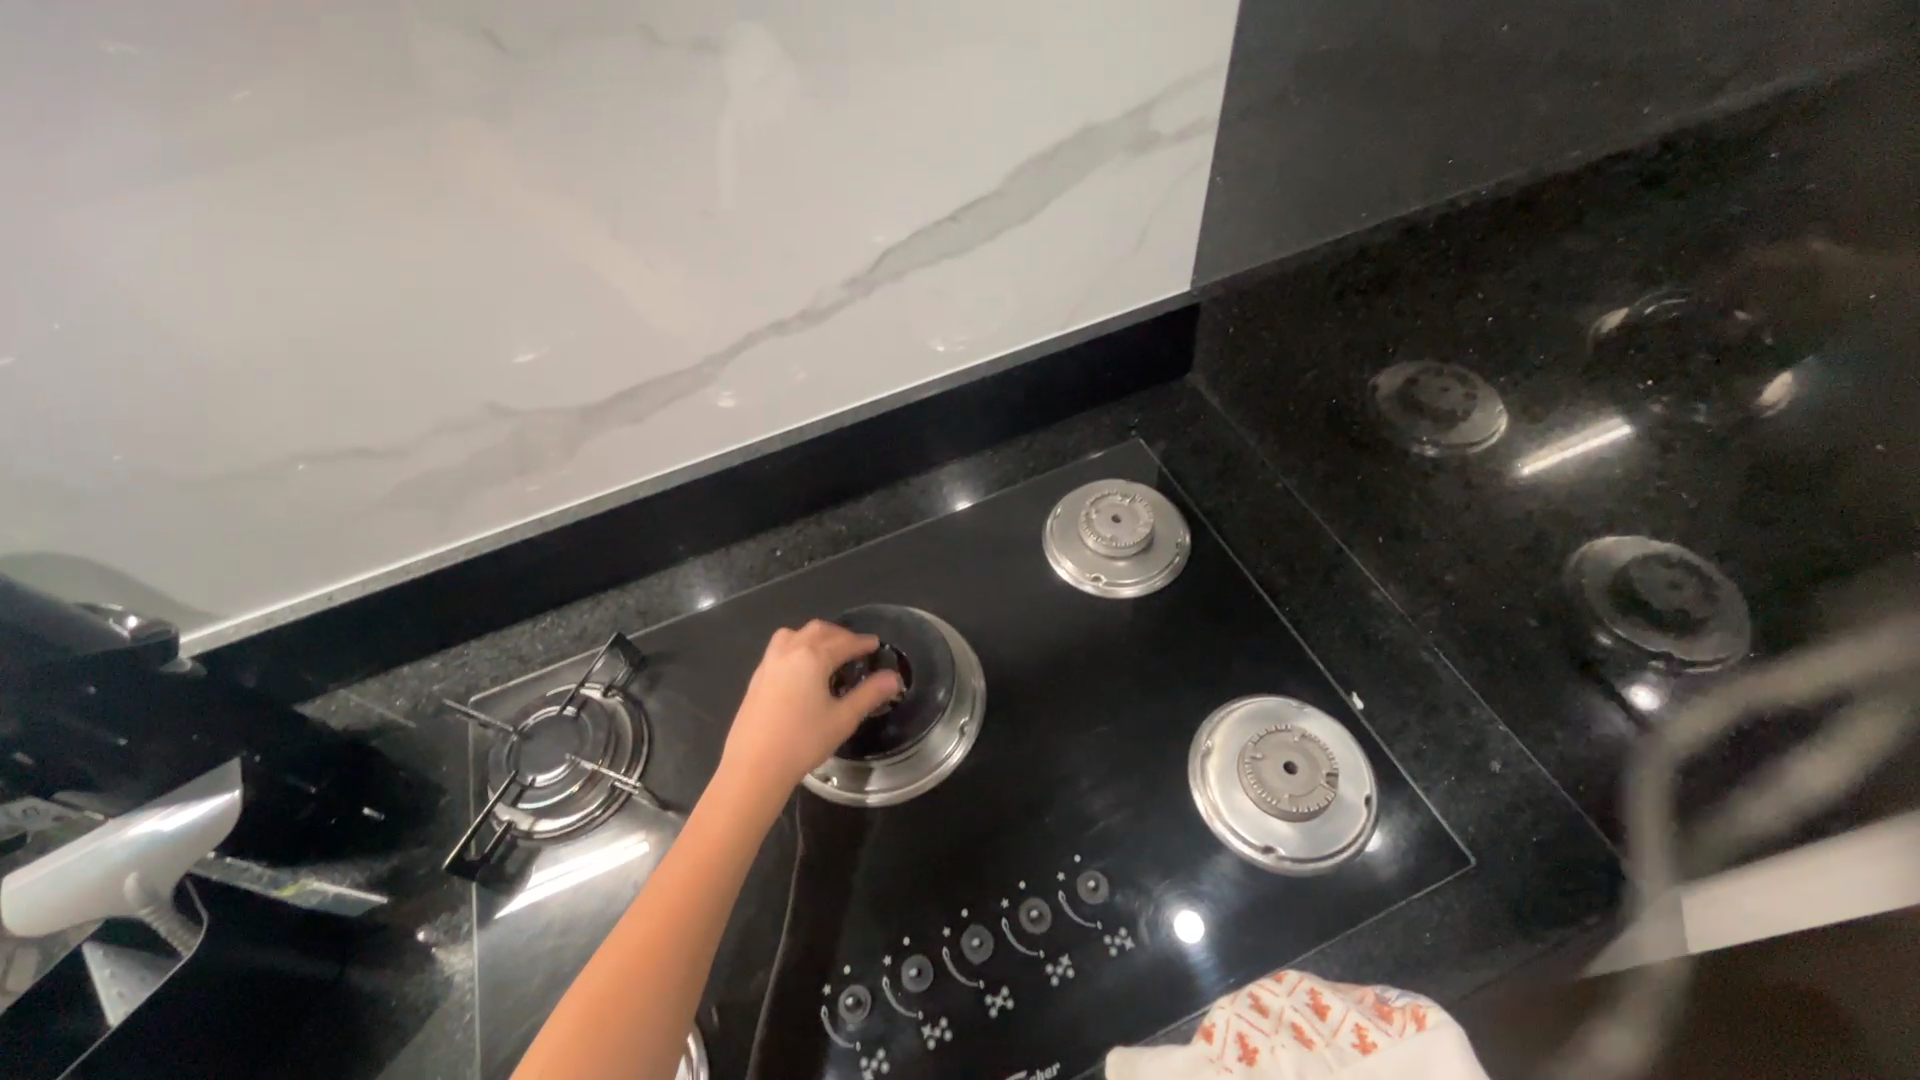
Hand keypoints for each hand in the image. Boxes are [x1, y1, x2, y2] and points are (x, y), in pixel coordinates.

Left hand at [718, 620, 901, 797]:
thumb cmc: (803, 741)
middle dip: (839, 634)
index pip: (843, 642)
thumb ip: (869, 694)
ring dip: (814, 636)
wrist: (754, 766)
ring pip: (793, 634)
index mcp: (812, 657)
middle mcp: (788, 652)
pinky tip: (800, 670)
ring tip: (826, 651)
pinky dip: (796, 647)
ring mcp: (768, 664)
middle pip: (817, 631)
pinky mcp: (756, 679)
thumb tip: (893, 677)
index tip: (875, 644)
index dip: (862, 642)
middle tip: (855, 647)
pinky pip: (779, 649)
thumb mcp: (843, 719)